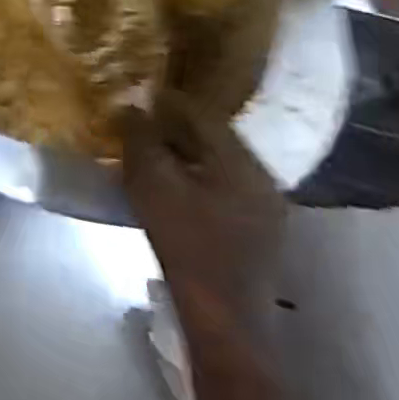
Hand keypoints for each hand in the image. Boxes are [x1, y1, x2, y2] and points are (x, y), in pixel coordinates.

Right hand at [121, 99, 283, 331]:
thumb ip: (141, 140)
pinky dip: (197, 171)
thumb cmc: (184, 240)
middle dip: (178, 124)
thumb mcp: (150, 183)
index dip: (168, 99)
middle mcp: (262, 177)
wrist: (222, 311)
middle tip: (141, 115)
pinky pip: (223, 182)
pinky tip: (174, 178)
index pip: (203, 115)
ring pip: (220, 161)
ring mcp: (266, 204)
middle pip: (216, 137)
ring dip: (187, 148)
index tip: (140, 88)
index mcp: (241, 163)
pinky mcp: (258, 226)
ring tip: (152, 144)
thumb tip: (132, 106)